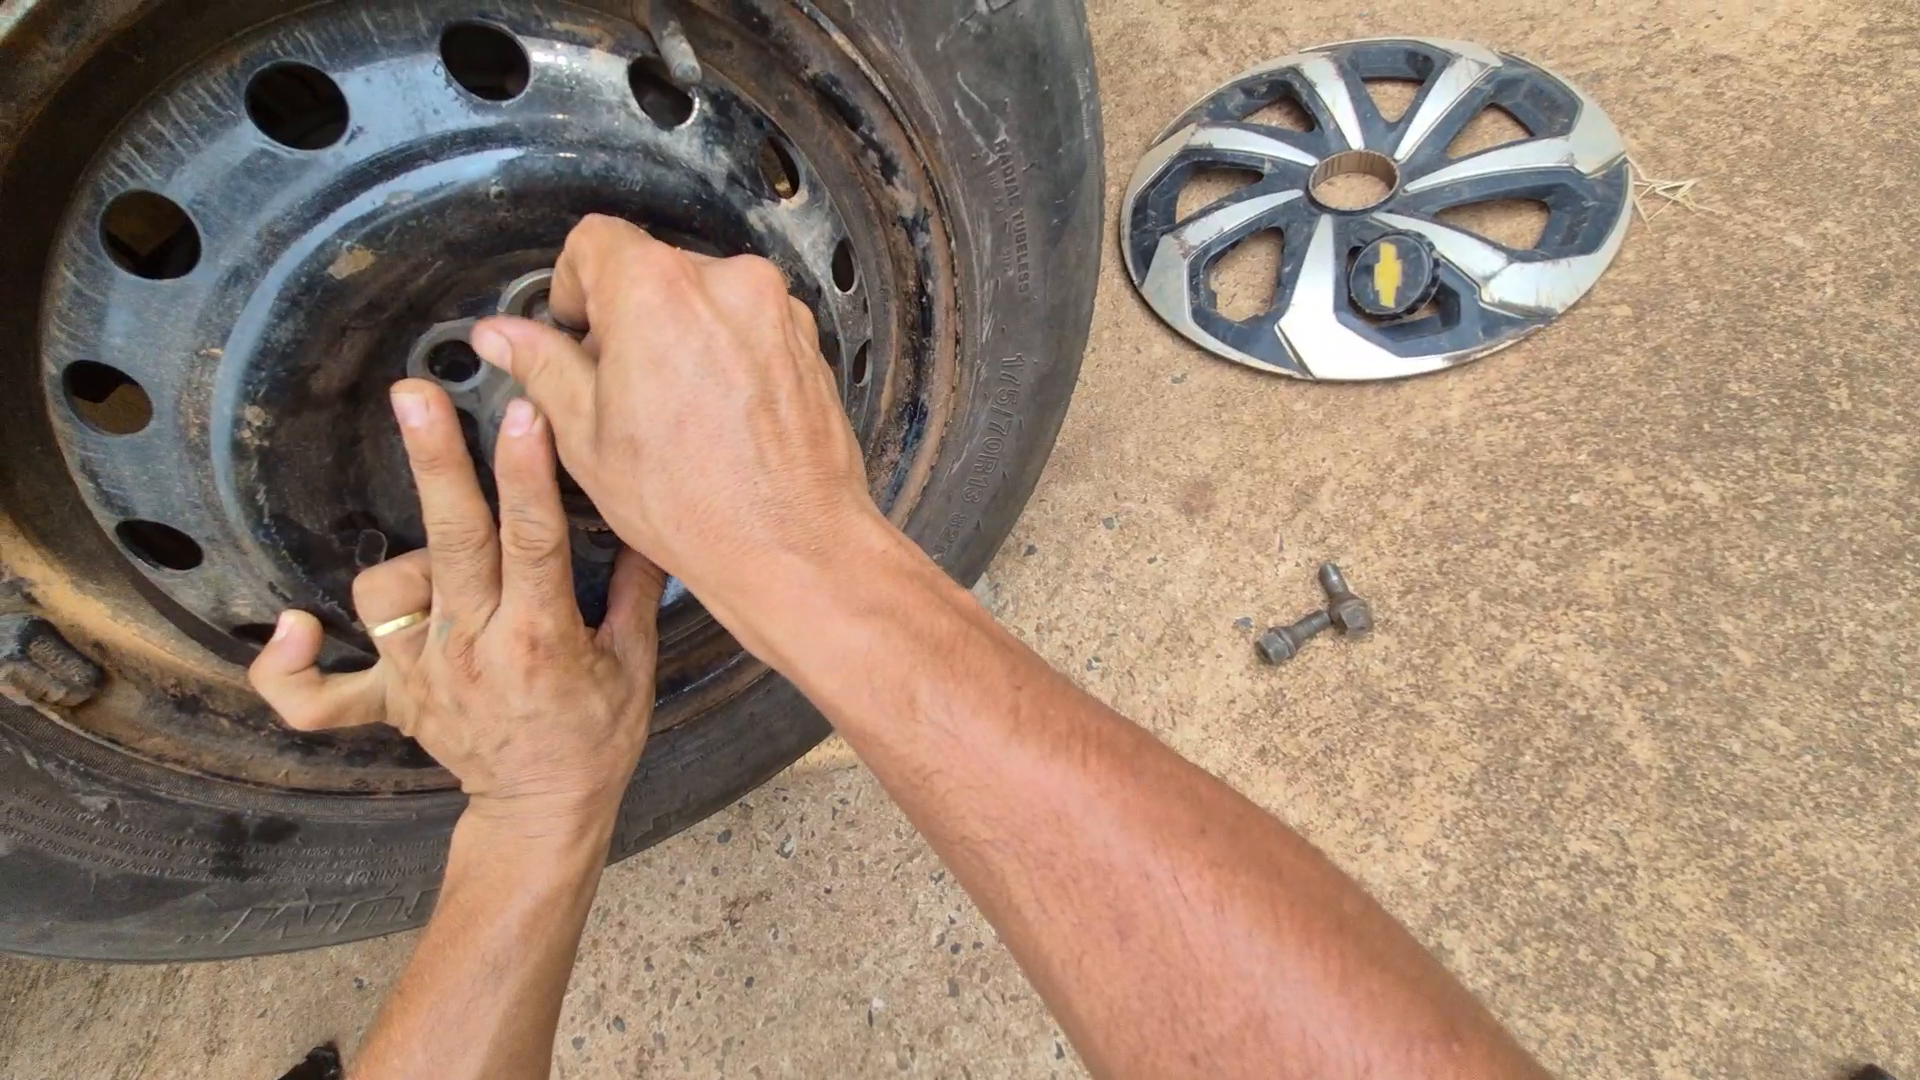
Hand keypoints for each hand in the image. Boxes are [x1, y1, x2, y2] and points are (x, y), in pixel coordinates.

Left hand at [248, 380, 667, 830]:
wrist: (547, 808)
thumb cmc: (600, 735)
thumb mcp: (635, 664)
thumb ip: (633, 591)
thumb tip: (639, 525)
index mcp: (540, 639)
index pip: (533, 542)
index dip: (529, 475)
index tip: (523, 415)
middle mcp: (470, 650)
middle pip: (450, 545)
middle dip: (437, 465)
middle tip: (415, 399)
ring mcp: (418, 679)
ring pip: (383, 595)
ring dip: (408, 561)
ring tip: (451, 560)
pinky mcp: (387, 705)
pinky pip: (312, 695)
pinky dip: (290, 664)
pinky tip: (303, 625)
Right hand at [463, 216, 883, 642]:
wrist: (796, 546)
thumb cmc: (696, 506)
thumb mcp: (589, 439)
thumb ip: (545, 369)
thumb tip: (505, 336)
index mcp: (658, 291)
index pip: (595, 241)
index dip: (573, 283)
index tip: (576, 327)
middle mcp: (729, 286)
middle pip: (658, 272)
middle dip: (632, 318)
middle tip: (624, 386)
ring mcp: (781, 316)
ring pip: (710, 303)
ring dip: (686, 338)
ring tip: (682, 413)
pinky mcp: (811, 348)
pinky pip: (755, 331)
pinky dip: (733, 356)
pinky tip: (725, 416)